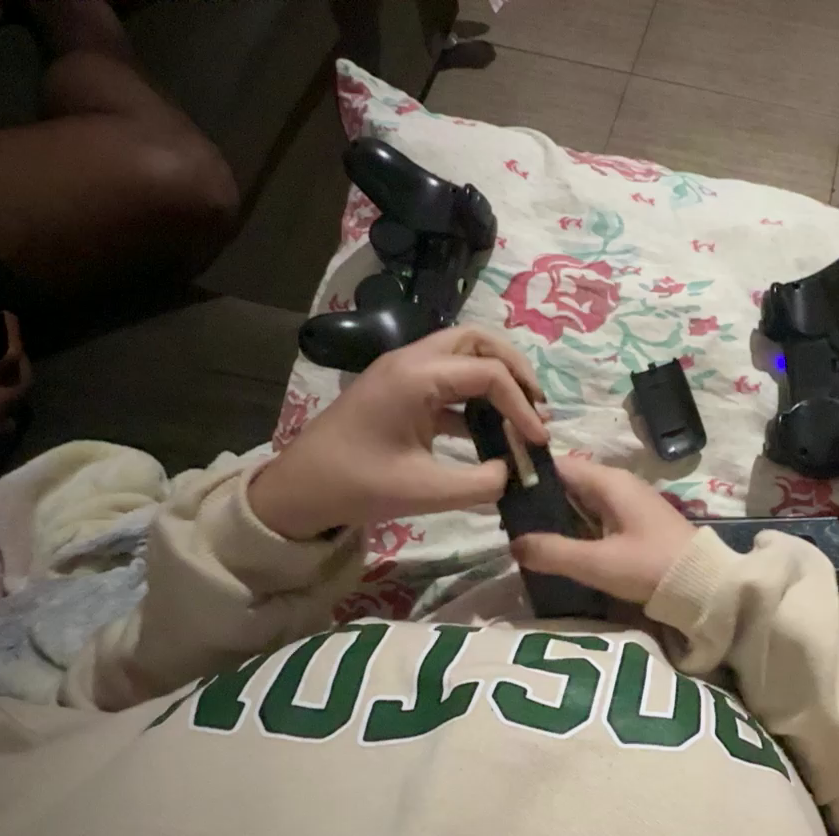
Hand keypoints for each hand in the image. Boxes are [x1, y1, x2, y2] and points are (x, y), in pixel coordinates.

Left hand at [248, 326, 549, 540]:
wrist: (299, 490)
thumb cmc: (357, 486)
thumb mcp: (426, 493)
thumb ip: (481, 483)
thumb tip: (514, 472)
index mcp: (415, 377)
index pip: (489, 373)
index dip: (523, 406)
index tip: (539, 441)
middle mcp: (411, 362)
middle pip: (478, 340)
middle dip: (516, 370)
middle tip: (538, 406)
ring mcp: (404, 373)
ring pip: (464, 354)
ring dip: (498, 378)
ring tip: (523, 414)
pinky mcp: (401, 391)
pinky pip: (450, 379)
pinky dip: (478, 398)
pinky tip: (492, 431)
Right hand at [511, 458, 698, 603]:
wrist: (704, 586)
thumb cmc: (650, 567)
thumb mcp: (597, 563)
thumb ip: (553, 552)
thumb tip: (513, 543)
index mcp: (609, 482)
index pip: (557, 466)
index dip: (527, 476)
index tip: (498, 494)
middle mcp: (618, 485)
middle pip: (567, 484)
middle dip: (539, 501)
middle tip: (507, 525)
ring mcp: (629, 504)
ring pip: (581, 503)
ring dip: (557, 519)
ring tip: (526, 540)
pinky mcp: (636, 524)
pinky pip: (596, 519)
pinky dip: (577, 530)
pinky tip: (561, 550)